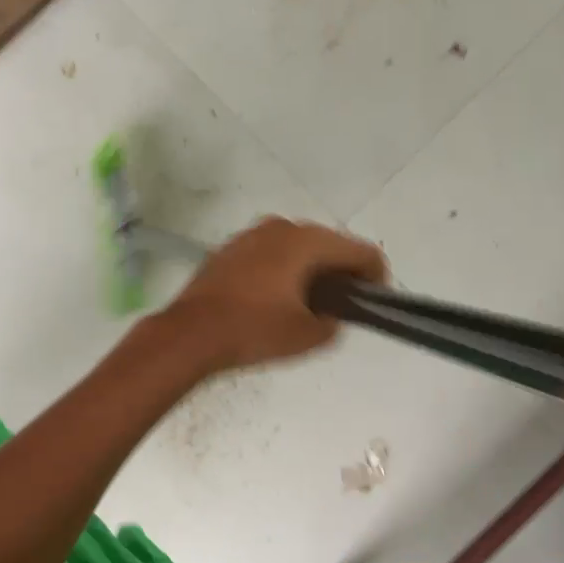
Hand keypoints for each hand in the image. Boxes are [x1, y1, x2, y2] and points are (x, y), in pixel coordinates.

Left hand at [166, 217, 388, 369]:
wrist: (188, 333)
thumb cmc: (252, 330)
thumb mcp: (309, 335)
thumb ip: (334, 322)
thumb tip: (329, 315)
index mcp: (305, 240)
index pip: (359, 251)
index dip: (375, 277)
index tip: (373, 304)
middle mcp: (278, 227)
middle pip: (326, 245)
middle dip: (339, 272)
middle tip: (342, 305)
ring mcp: (247, 236)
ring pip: (294, 248)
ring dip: (307, 270)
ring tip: (309, 303)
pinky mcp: (225, 251)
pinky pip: (267, 255)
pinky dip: (279, 271)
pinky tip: (275, 298)